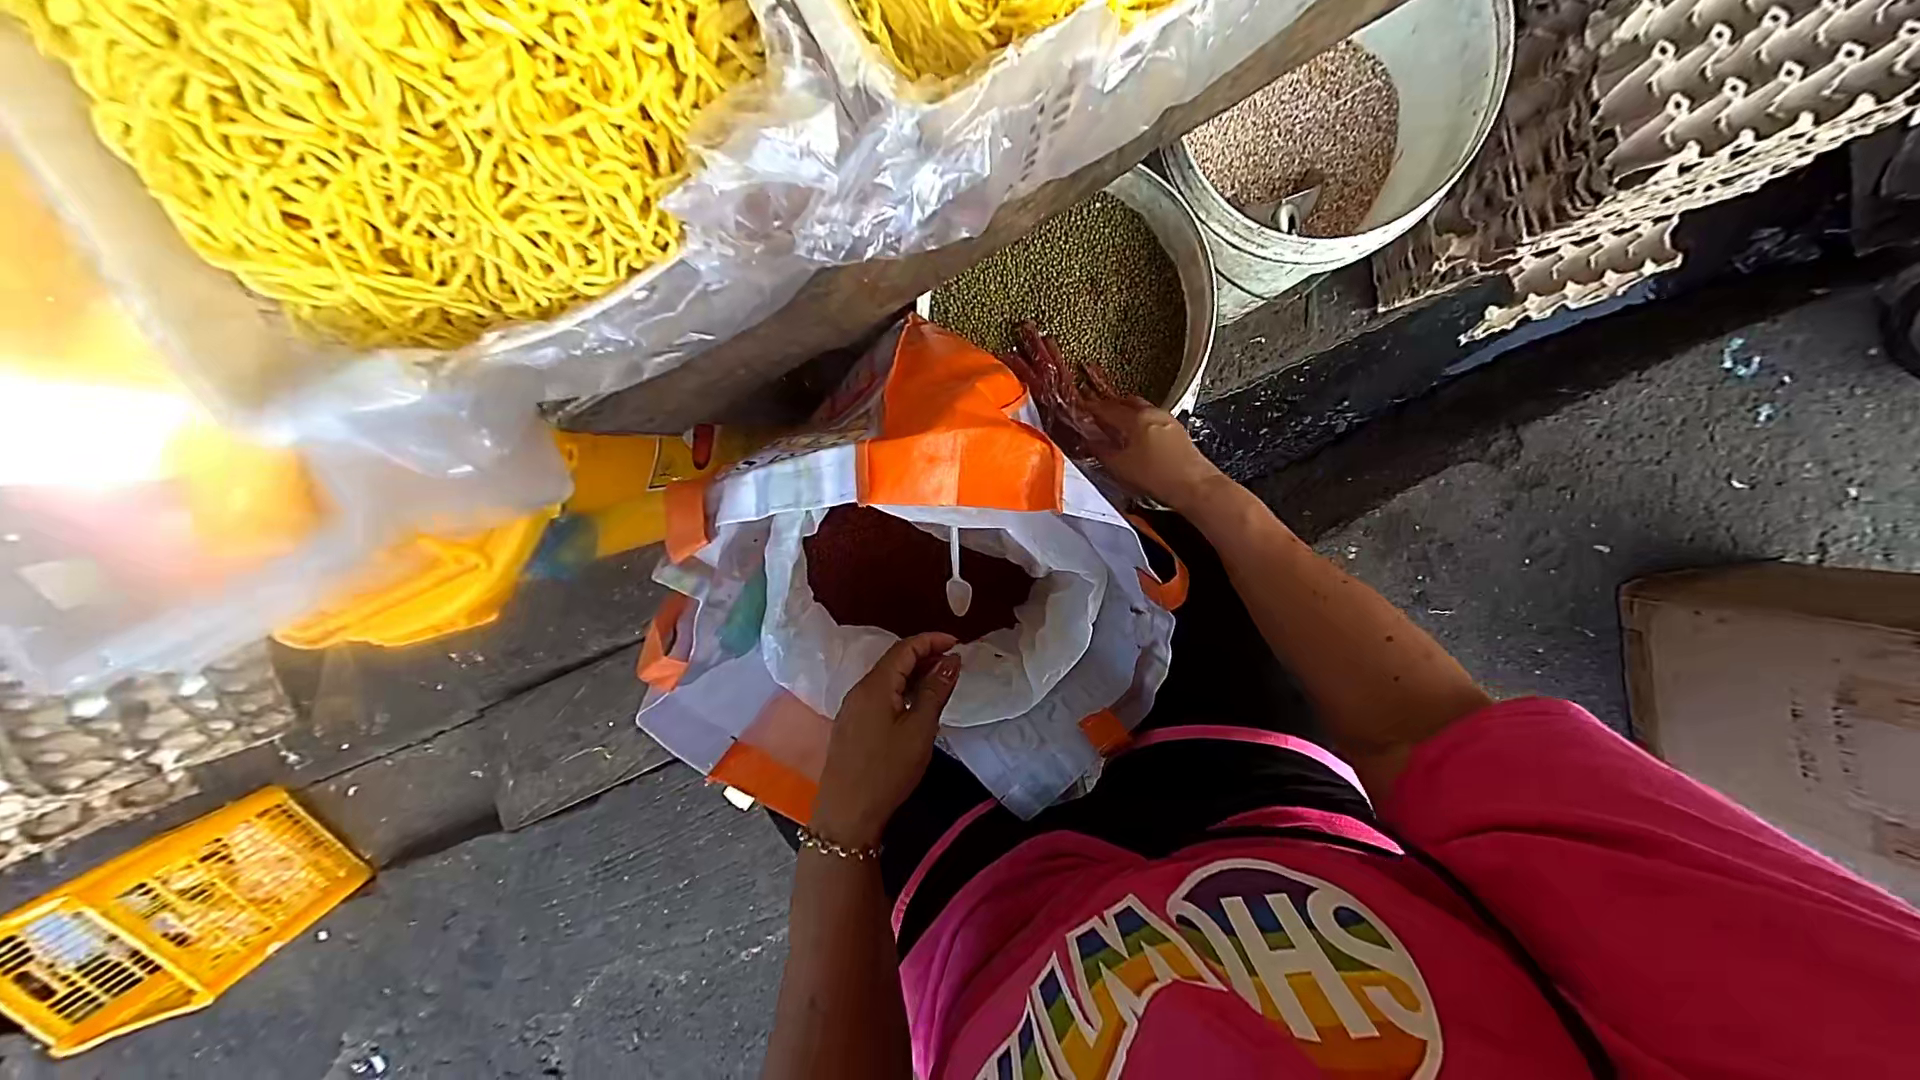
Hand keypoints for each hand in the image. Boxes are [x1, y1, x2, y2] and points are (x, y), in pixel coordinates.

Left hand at [810, 633, 961, 849]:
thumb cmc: (887, 770)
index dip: (931, 640)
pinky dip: (901, 690)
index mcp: (874, 685)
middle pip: (893, 661)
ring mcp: (852, 708)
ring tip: (940, 682)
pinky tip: (915, 704)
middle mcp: (859, 690)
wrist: (846, 814)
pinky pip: (879, 695)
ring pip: (886, 679)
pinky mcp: (851, 725)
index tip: (958, 643)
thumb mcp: (920, 730)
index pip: (904, 648)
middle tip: (954, 664)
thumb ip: (935, 691)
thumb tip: (951, 660)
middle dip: (925, 656)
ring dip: (913, 674)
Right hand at [1083, 394, 1227, 511]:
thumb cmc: (1159, 477)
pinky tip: (1136, 437)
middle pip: (1125, 402)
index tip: (1082, 408)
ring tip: (1115, 425)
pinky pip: (1152, 419)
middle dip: (1109, 406)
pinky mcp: (1177, 431)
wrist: (1195, 487)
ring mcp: (1167, 420)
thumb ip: (1101, 450)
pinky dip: (1139, 423)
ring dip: (1126, 414)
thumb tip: (1091, 442)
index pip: (1106, 408)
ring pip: (1141, 409)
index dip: (1091, 408)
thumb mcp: (1119, 466)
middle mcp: (1152, 413)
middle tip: (1096, 414)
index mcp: (1135, 418)